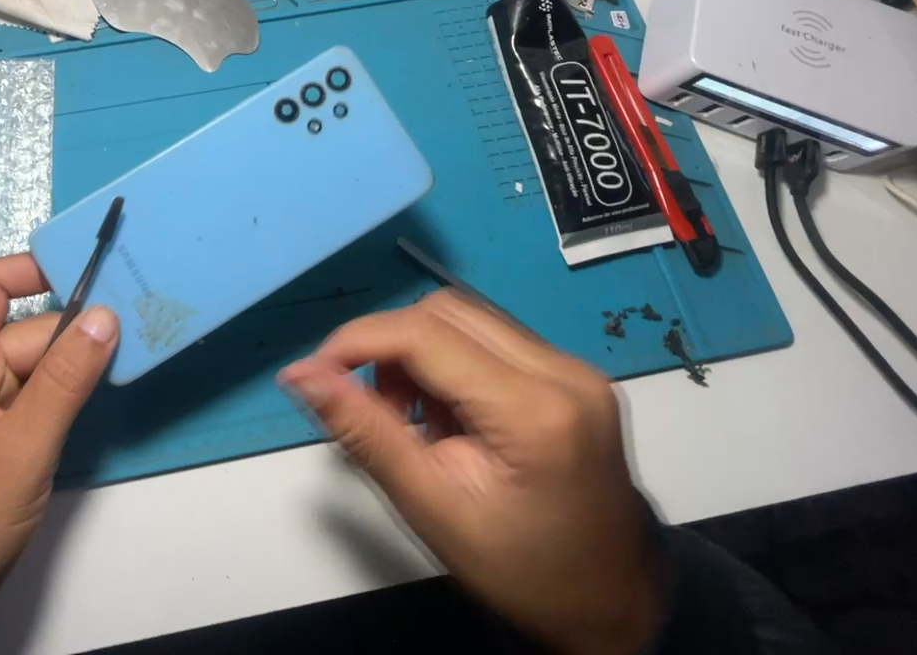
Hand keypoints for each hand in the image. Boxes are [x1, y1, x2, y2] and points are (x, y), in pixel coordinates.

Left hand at [0, 254, 118, 654]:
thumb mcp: (19, 452)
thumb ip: (65, 383)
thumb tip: (105, 317)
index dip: (35, 270)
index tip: (91, 270)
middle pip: (29, 330)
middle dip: (78, 330)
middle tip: (141, 321)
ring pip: (41, 365)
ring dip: (80, 364)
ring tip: (135, 350)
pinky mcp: (0, 432)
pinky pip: (40, 396)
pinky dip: (70, 392)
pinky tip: (105, 387)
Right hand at [279, 291, 661, 654]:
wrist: (615, 605)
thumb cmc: (522, 570)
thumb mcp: (430, 507)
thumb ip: (364, 432)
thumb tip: (301, 374)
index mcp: (534, 409)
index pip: (424, 334)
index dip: (358, 341)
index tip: (317, 373)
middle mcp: (562, 369)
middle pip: (443, 312)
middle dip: (389, 347)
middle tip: (373, 407)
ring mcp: (572, 366)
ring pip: (463, 316)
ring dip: (417, 351)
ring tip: (414, 416)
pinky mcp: (569, 371)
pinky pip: (487, 334)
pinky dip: (447, 359)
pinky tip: (448, 411)